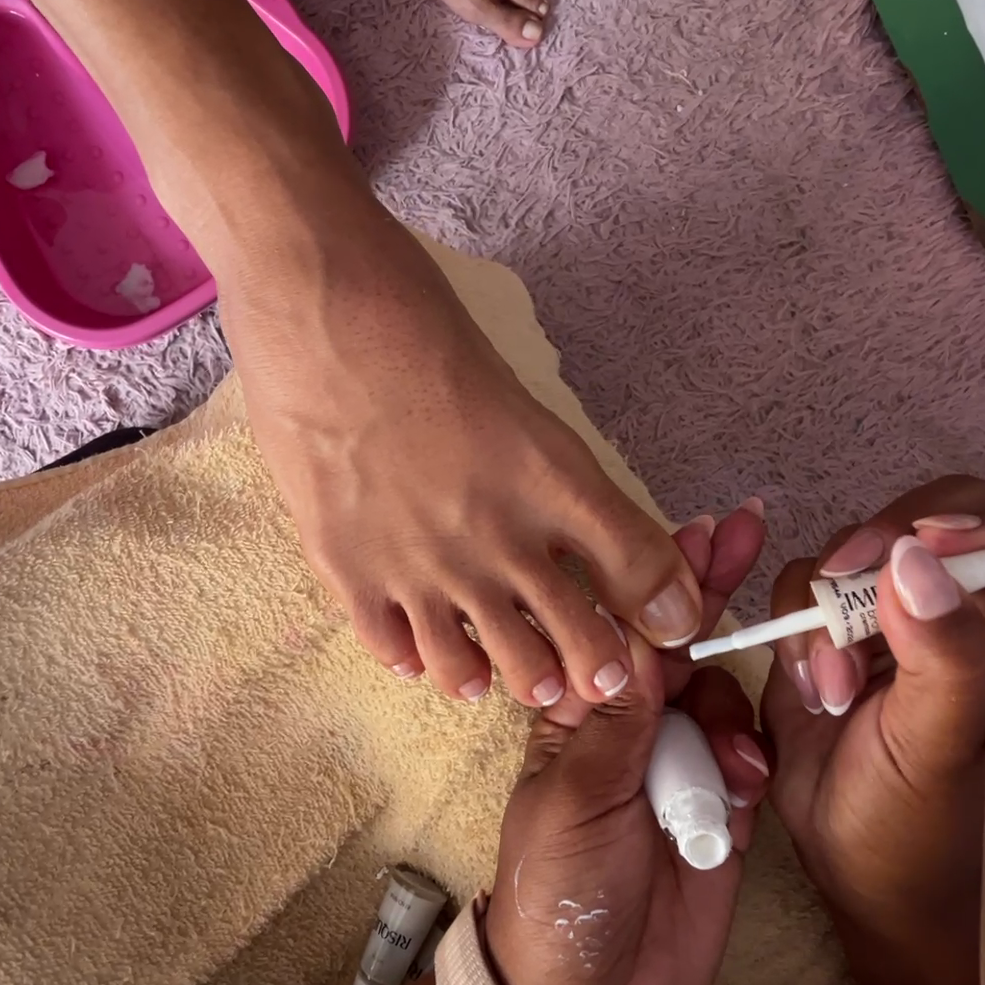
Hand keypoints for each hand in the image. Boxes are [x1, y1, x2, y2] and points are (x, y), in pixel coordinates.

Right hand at [230, 225, 706, 708]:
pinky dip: (415, 658)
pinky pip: (395, 649)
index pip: (638, 569)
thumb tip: (573, 528)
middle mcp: (496, 539)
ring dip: (503, 674)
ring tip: (500, 673)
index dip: (664, 612)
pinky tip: (419, 651)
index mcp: (552, 481)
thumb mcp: (516, 394)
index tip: (662, 626)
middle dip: (593, 667)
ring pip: (482, 667)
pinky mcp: (349, 570)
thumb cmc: (422, 327)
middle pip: (573, 639)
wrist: (321, 309)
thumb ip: (553, 473)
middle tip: (584, 671)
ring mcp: (421, 564)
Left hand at [483, 509, 772, 984]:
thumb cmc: (558, 889)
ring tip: (727, 775)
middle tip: (749, 534)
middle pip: (681, 646)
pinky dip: (752, 766)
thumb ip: (618, 722)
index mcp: (584, 711)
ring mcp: (680, 761)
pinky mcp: (723, 803)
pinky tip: (742, 796)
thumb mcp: (578, 798)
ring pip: (723, 700)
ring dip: (730, 720)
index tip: (705, 529)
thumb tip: (637, 636)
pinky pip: (750, 758)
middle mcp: (634, 724)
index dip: (662, 578)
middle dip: (713, 594)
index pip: (625, 629)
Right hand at [761, 476, 984, 984]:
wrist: (846, 860)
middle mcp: (968, 613)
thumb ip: (947, 655)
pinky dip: (793, 623)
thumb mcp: (944, 748)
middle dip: (887, 539)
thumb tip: (916, 556)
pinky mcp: (831, 623)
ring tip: (828, 684)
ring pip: (863, 545)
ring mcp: (895, 614)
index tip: (931, 544)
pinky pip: (806, 581)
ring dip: (830, 605)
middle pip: (946, 513)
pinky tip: (806, 684)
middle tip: (845, 578)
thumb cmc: (920, 824)